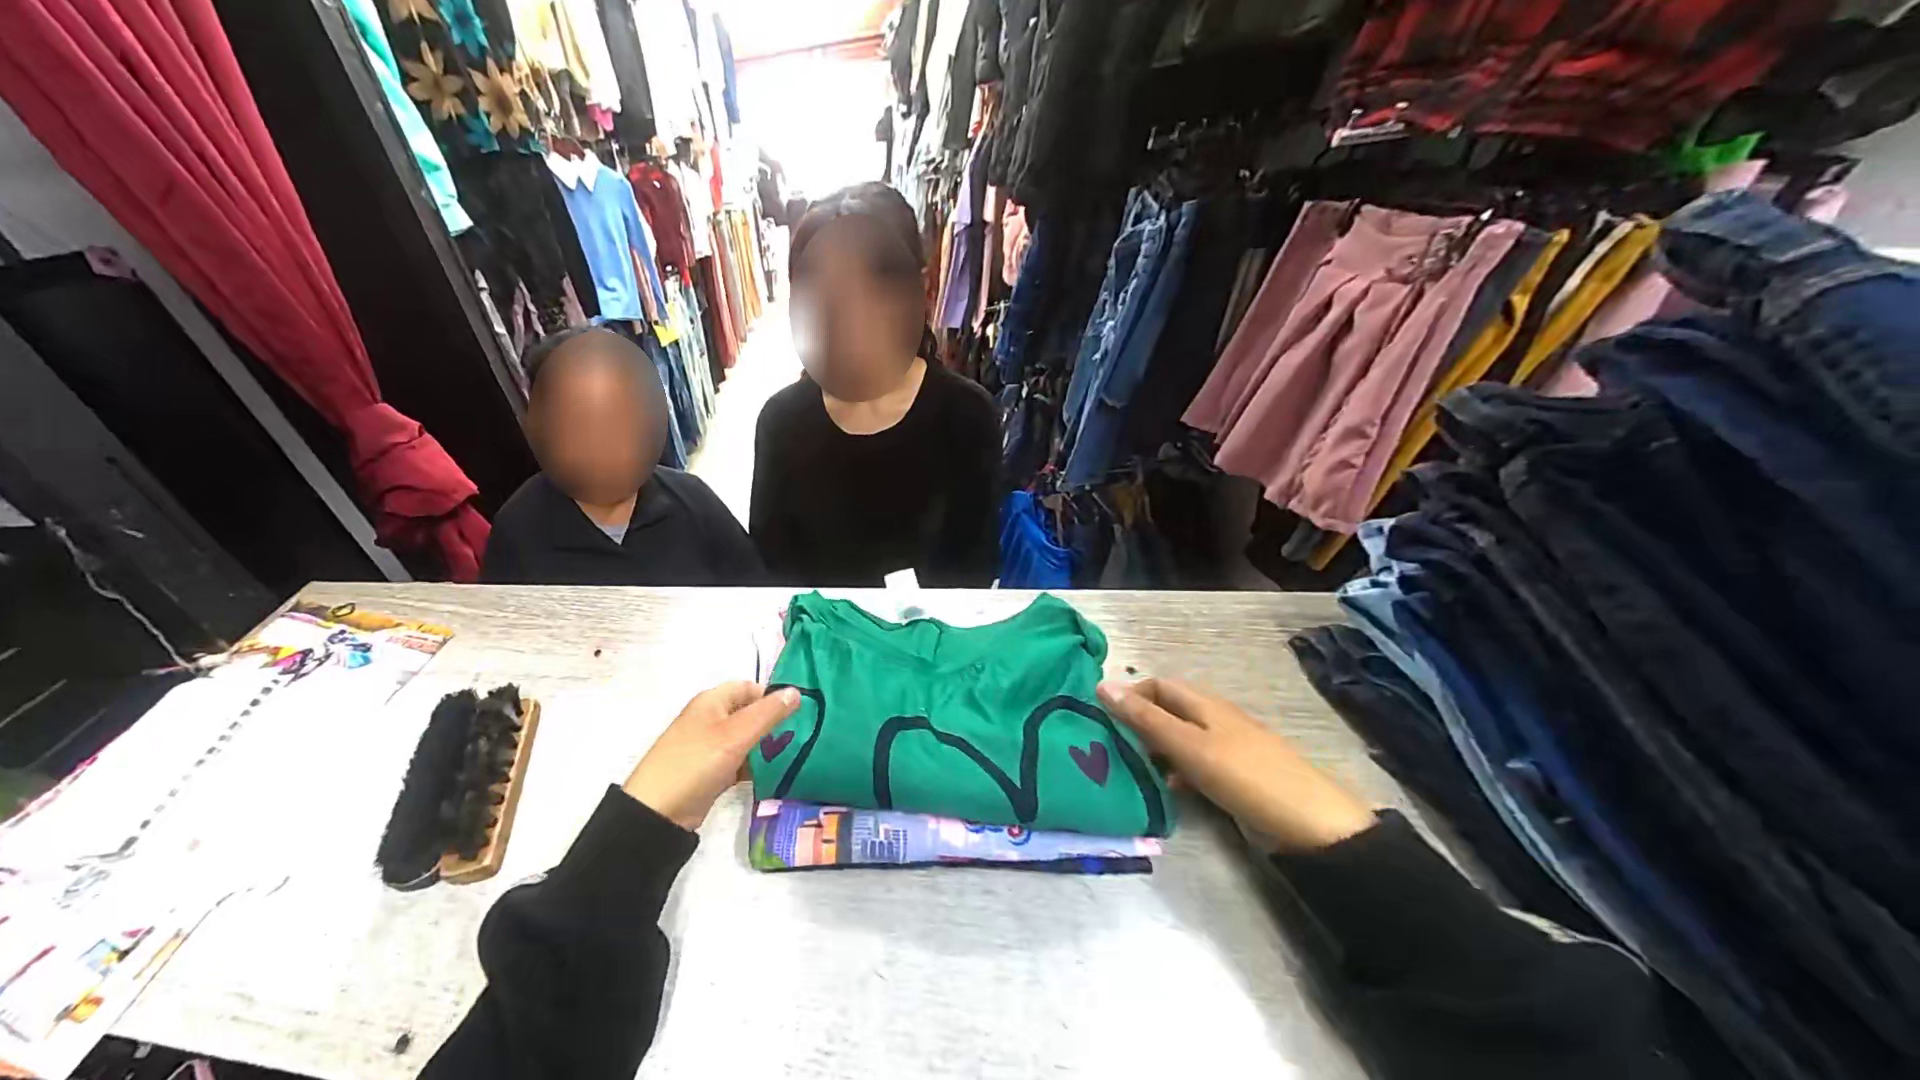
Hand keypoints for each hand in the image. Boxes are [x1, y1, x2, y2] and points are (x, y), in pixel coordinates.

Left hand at [623, 682, 800, 830]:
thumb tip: (796, 691)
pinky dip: (755, 765)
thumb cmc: (697, 763)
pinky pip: (739, 760)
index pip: (749, 687)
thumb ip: (768, 712)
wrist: (657, 813)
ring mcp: (709, 746)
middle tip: (800, 735)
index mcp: (711, 701)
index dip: (773, 695)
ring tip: (794, 754)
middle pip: (749, 712)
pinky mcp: (711, 771)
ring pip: (746, 738)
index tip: (799, 712)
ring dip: (766, 745)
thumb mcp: (736, 734)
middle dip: (773, 722)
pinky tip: (774, 774)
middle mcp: (710, 719)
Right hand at [1098, 678, 1375, 852]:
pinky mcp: (1233, 776)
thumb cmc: (1243, 775)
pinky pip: (1193, 765)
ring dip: (1153, 751)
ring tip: (1128, 770)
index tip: (1101, 718)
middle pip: (1167, 711)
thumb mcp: (1188, 745)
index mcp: (1204, 703)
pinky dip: (1174, 772)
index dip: (1129, 695)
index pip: (1157, 685)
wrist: (1309, 824)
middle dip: (1137, 724)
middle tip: (1108, 747)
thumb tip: (1102, 685)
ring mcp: (1226, 748)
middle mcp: (1213, 718)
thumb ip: (1145, 718)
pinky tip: (1165, 790)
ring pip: (1178, 740)